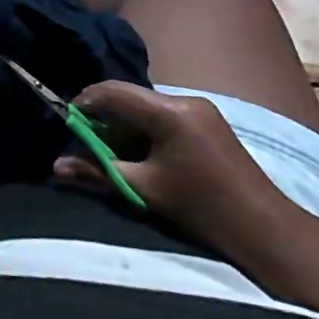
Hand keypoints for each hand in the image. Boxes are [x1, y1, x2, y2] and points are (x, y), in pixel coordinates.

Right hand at [54, 82, 284, 253]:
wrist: (262, 226)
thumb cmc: (201, 209)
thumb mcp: (144, 190)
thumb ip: (98, 173)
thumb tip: (56, 167)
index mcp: (168, 112)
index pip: (114, 92)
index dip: (85, 103)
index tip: (66, 122)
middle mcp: (185, 99)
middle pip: (130, 96)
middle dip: (104, 115)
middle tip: (84, 141)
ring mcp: (200, 107)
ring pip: (147, 105)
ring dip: (124, 122)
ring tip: (111, 151)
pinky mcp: (208, 119)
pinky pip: (165, 113)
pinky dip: (145, 127)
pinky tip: (141, 153)